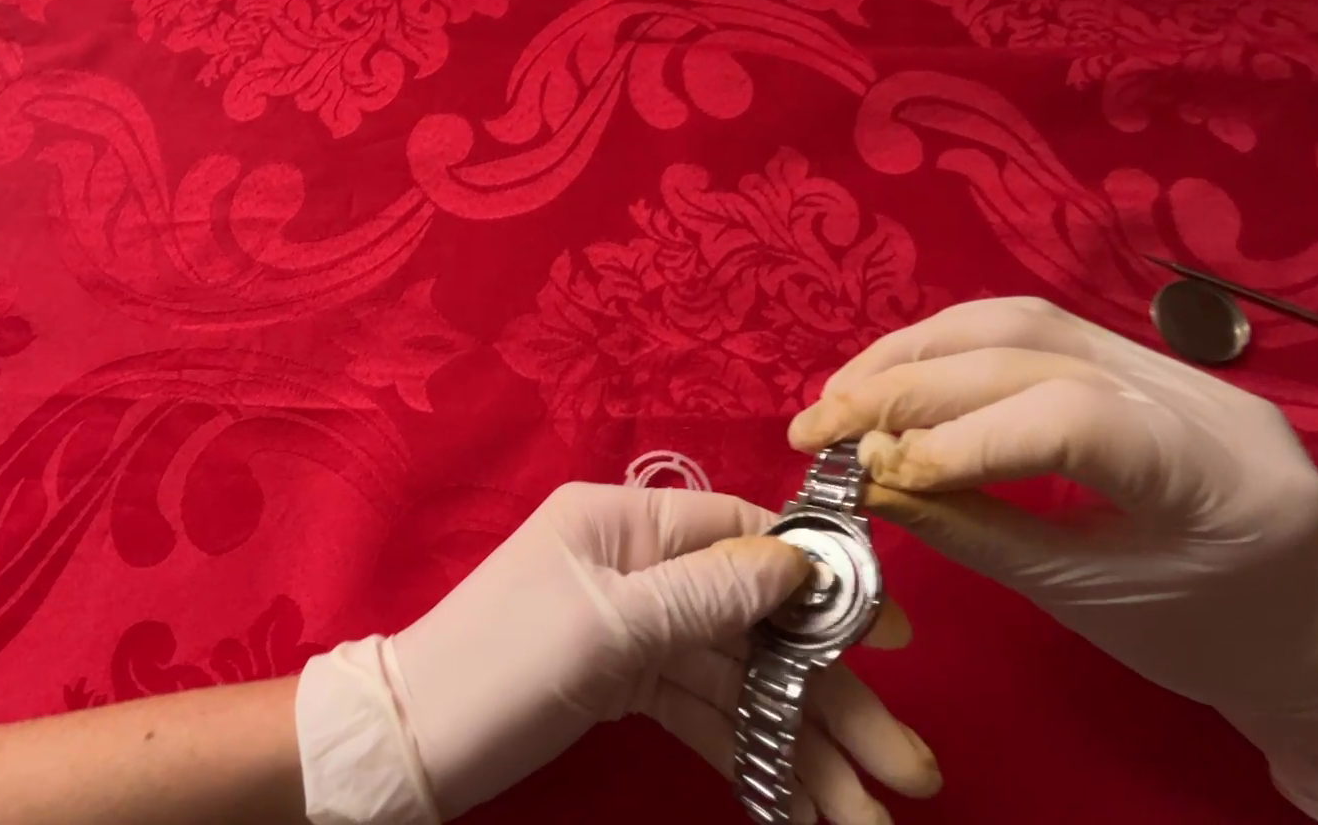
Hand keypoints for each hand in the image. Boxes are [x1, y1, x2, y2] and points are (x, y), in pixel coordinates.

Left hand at [297, 483, 939, 824]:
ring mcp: (631, 625)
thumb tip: (796, 564)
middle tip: (904, 769)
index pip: (736, 532)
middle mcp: (633, 564)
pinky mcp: (624, 679)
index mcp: (620, 522)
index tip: (893, 635)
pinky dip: (746, 751)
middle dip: (823, 691)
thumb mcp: (608, 625)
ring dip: (796, 740)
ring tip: (865, 816)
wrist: (412, 742)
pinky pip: (699, 708)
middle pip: (748, 618)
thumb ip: (706, 593)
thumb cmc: (504, 665)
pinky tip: (800, 804)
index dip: (815, 579)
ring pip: (731, 675)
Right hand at [788, 296, 1317, 717]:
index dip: (957, 438)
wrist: (1284, 618)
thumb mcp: (1074, 596)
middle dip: (900, 389)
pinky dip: (934, 348)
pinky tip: (889, 376)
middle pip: (1022, 352)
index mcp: (1222, 479)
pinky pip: (1014, 326)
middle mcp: (1200, 395)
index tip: (868, 471)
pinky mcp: (1123, 352)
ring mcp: (1164, 360)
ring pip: (1009, 320)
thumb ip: (966, 529)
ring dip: (905, 354)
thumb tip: (862, 481)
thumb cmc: (1187, 631)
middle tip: (815, 429)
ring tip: (839, 396)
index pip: (1072, 421)